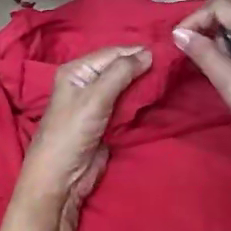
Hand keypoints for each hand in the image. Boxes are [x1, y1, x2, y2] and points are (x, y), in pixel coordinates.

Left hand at [15, 46, 150, 222]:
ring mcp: (96, 101)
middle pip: (118, 67)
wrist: (61, 179)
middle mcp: (85, 81)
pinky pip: (126, 102)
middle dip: (140, 66)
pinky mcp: (106, 119)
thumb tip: (148, 53)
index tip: (164, 51)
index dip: (136, 52)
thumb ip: (121, 73)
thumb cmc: (72, 132)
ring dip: (142, 82)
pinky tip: (155, 94)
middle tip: (168, 64)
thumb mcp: (96, 98)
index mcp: (76, 70)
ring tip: (166, 77)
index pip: (111, 53)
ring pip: (124, 85)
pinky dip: (139, 99)